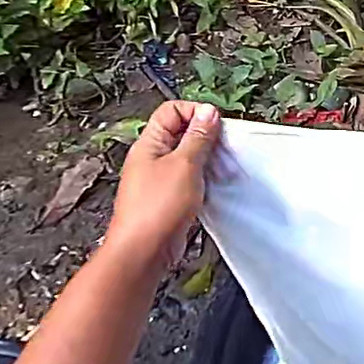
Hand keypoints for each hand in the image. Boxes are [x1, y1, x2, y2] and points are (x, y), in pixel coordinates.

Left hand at [108, 100, 221, 271]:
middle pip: (182, 132)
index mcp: (149, 143)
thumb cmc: (156, 209)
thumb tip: (208, 112)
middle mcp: (152, 158)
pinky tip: (212, 187)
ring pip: (189, 156)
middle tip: (220, 148)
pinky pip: (191, 178)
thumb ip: (198, 137)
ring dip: (207, 160)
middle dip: (206, 137)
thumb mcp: (184, 164)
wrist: (143, 252)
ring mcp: (160, 177)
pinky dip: (204, 179)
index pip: (172, 110)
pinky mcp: (170, 196)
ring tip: (218, 170)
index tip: (215, 125)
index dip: (195, 113)